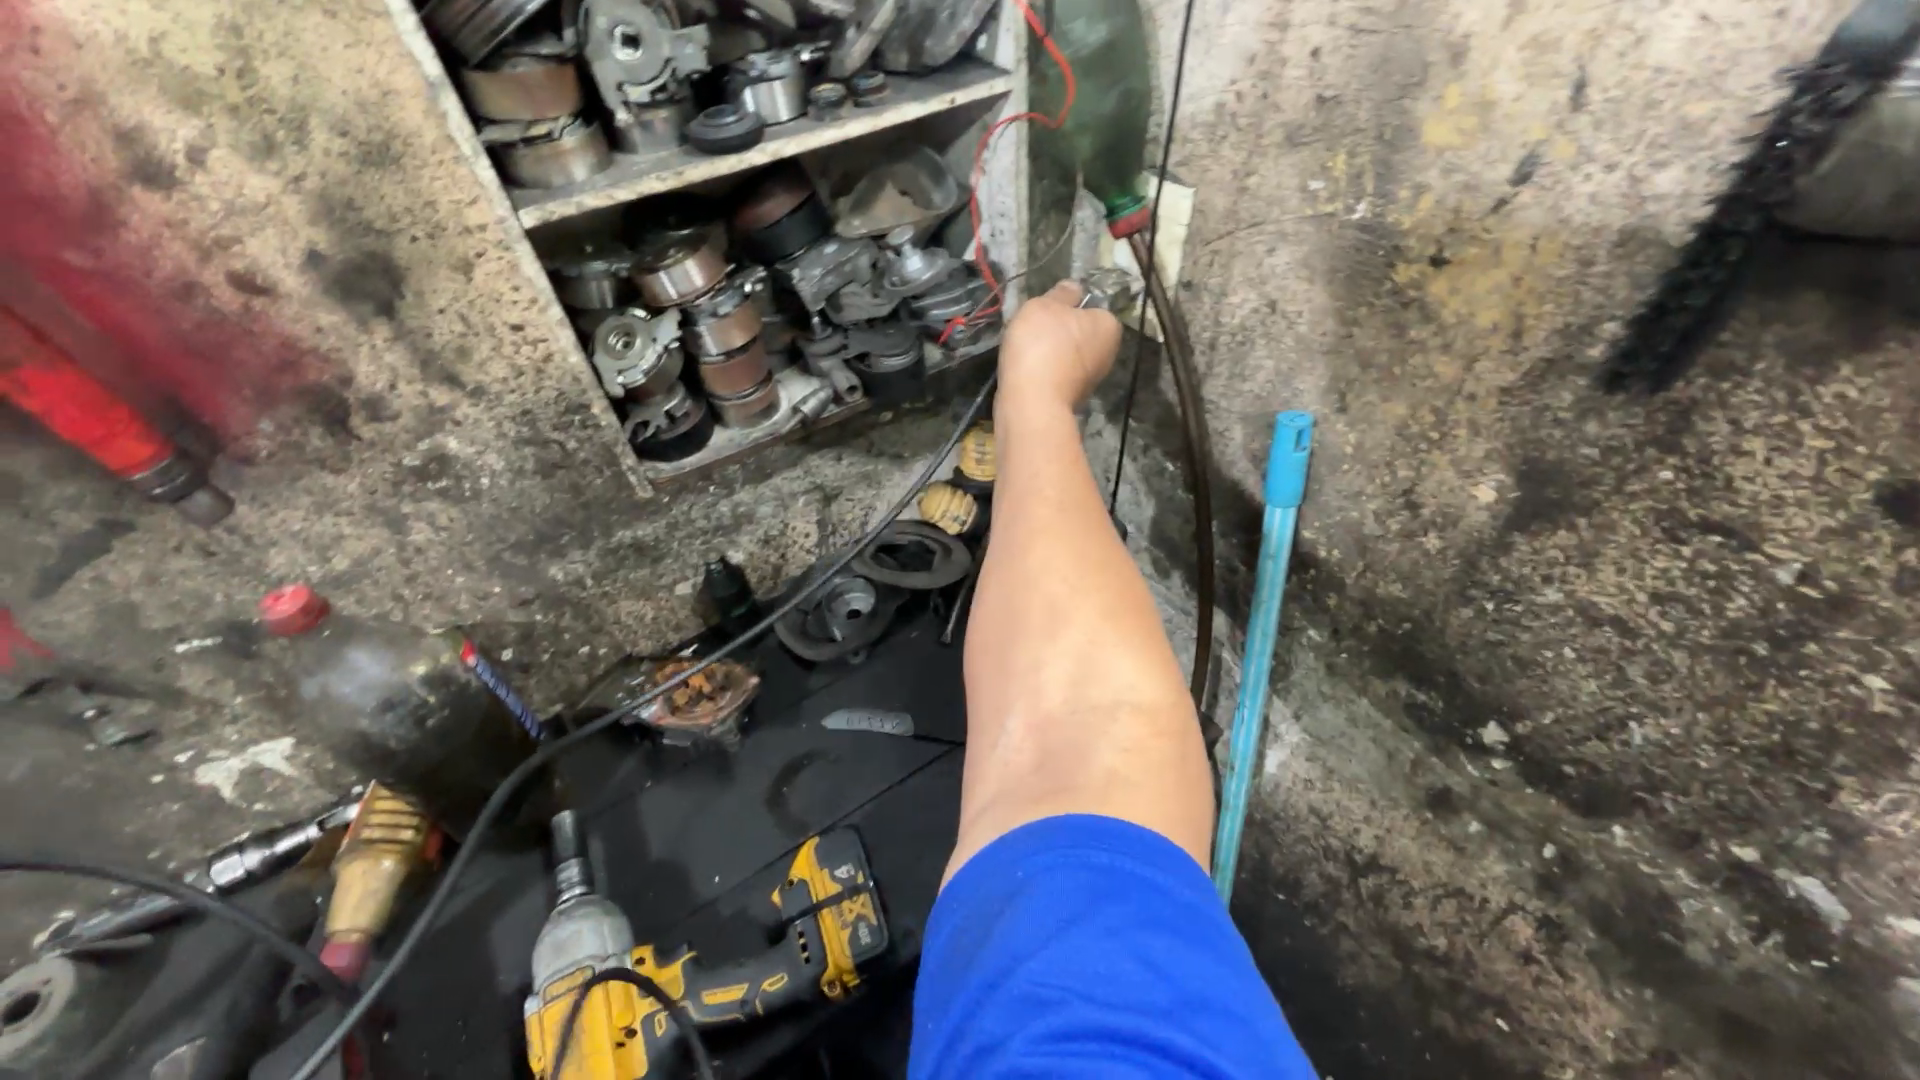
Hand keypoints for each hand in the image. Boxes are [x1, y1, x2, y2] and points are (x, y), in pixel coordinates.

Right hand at [996, 282, 1122, 411]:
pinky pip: (1058, 376)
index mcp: (1109, 326)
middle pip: (1080, 334)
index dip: (1069, 308)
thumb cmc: (1041, 344)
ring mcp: (1091, 380)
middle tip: (1034, 331)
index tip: (1048, 313)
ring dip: (1050, 354)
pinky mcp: (1073, 399)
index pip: (1093, 308)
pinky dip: (1045, 373)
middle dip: (1060, 333)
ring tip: (1026, 353)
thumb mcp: (1046, 305)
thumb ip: (1062, 293)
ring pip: (1068, 357)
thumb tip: (1075, 287)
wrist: (1032, 401)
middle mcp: (1108, 354)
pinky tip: (1028, 372)